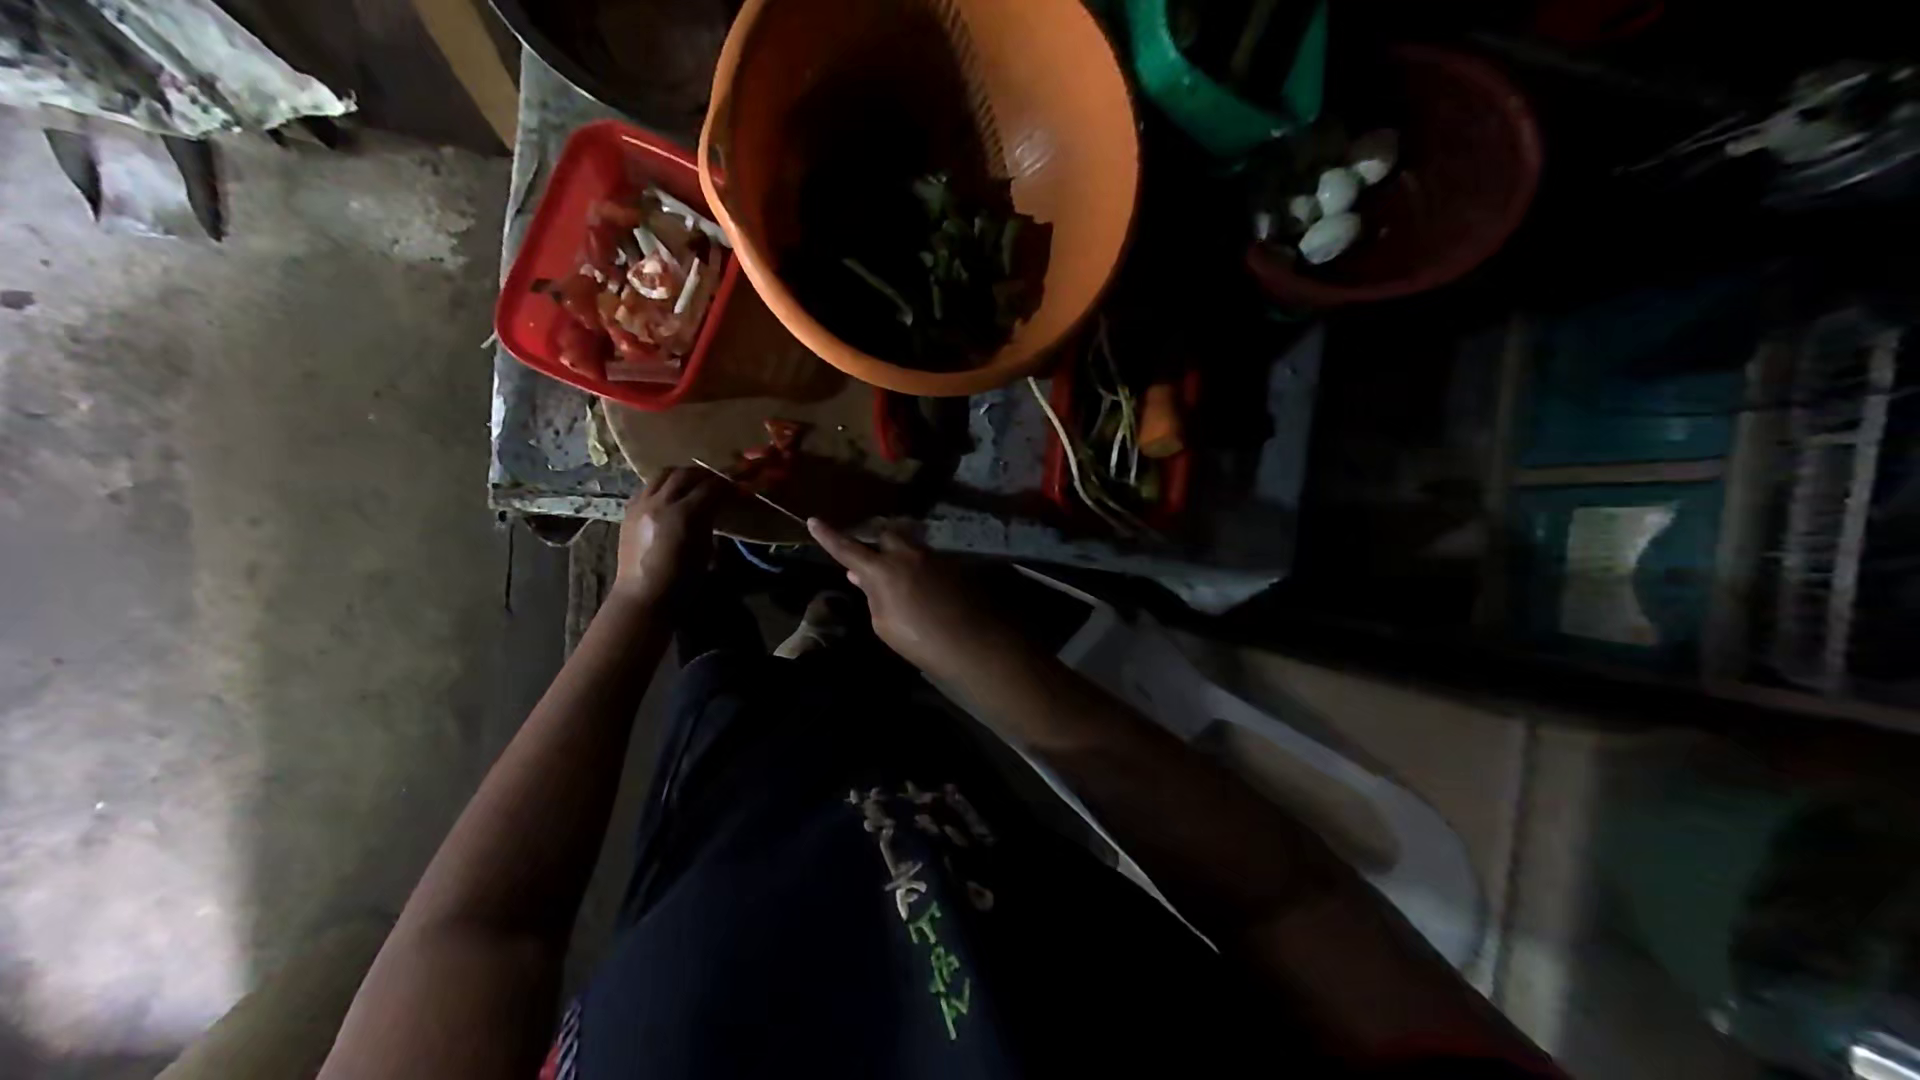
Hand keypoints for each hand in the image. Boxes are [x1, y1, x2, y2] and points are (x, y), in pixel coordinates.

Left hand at [614, 467, 721, 604]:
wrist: (645, 596)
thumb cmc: (683, 580)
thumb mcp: (706, 549)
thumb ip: (710, 521)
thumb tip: (718, 506)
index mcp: (684, 515)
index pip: (711, 487)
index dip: (727, 483)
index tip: (739, 485)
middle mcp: (660, 503)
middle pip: (685, 474)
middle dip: (705, 474)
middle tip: (718, 480)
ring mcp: (640, 505)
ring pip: (663, 475)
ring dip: (682, 475)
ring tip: (694, 483)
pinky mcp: (628, 511)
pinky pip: (648, 487)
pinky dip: (663, 486)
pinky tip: (671, 497)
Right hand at [807, 519, 1014, 678]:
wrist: (972, 642)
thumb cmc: (919, 640)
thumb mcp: (884, 624)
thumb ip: (872, 596)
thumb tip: (861, 576)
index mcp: (883, 570)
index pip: (848, 549)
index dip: (828, 536)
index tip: (813, 521)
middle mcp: (908, 555)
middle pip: (886, 534)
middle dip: (876, 542)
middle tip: (871, 559)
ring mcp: (933, 557)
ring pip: (909, 545)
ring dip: (898, 555)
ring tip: (897, 577)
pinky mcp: (953, 565)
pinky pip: (927, 559)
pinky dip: (917, 568)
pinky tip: (921, 587)